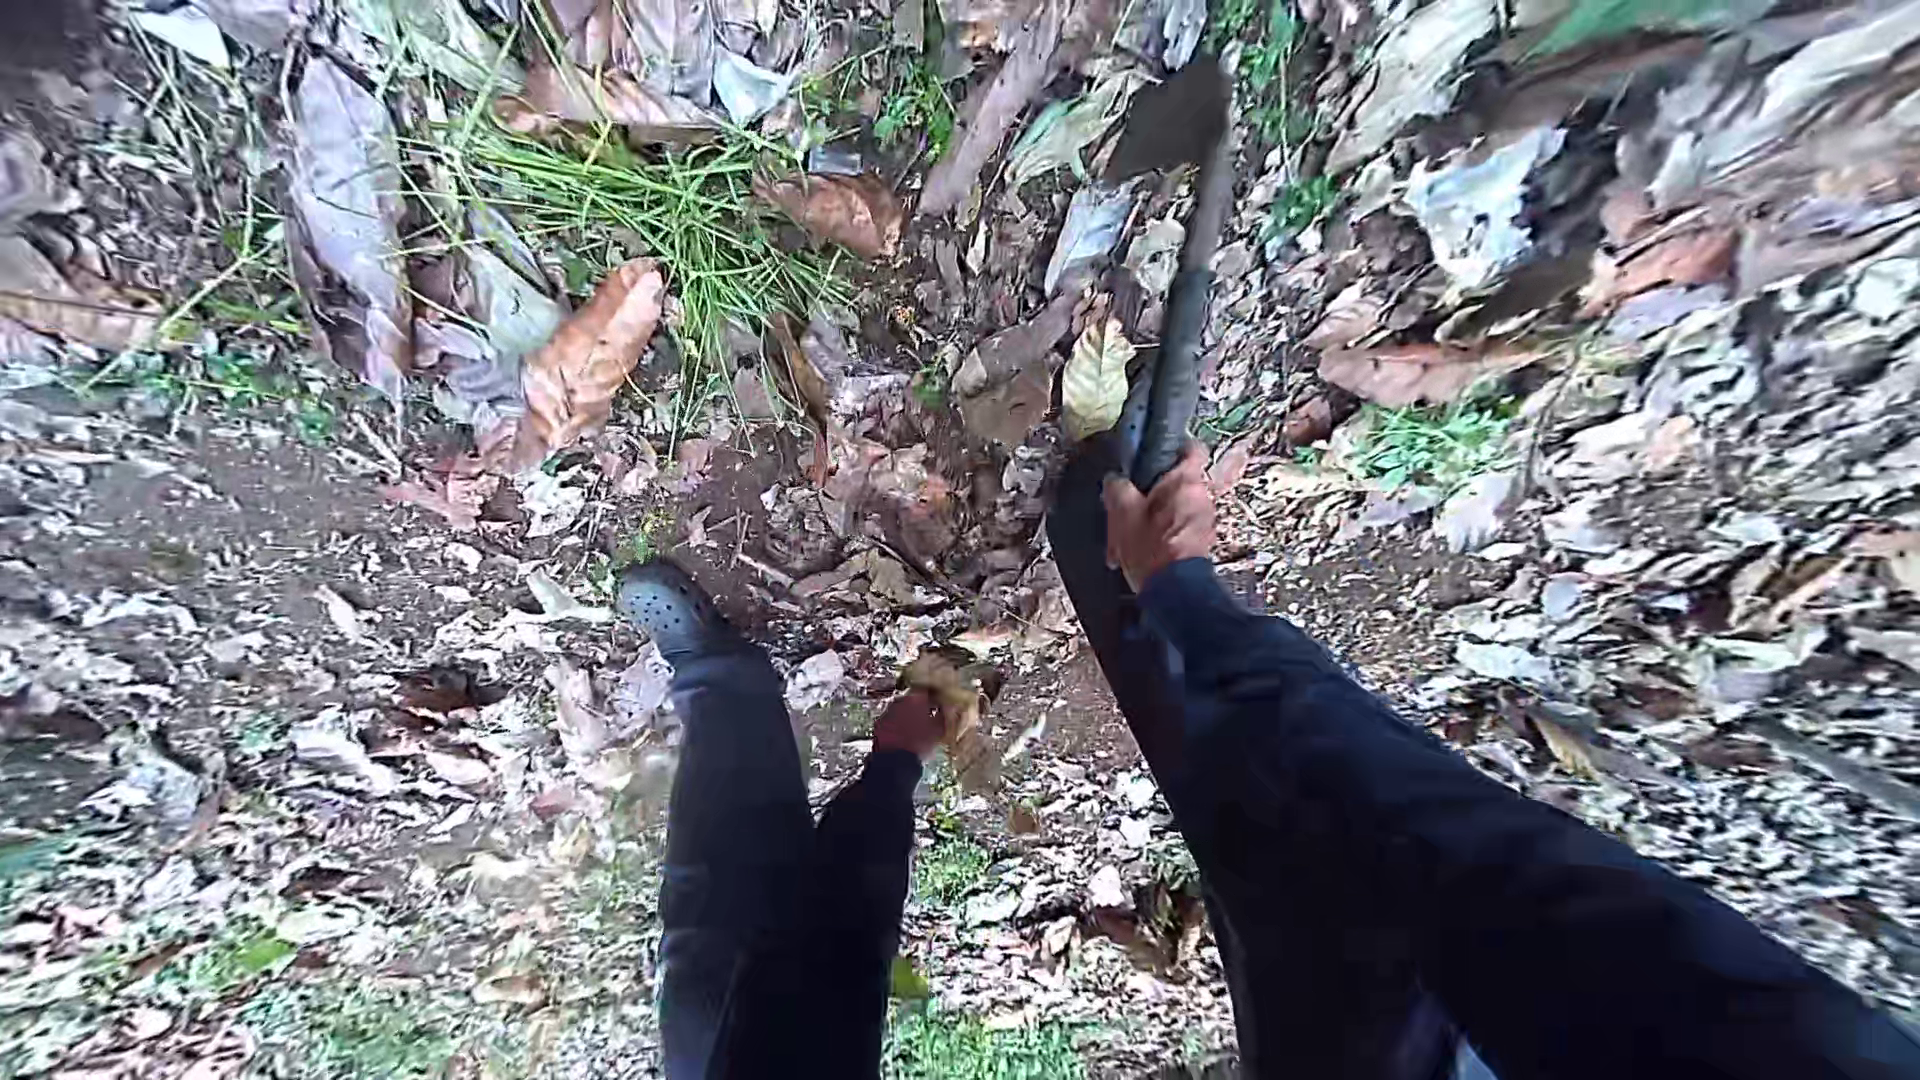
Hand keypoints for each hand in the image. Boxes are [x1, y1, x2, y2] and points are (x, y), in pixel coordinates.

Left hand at [872, 688, 942, 760]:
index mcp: (915, 697)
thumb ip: (942, 715)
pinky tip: (904, 734)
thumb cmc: (919, 744)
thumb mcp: (938, 730)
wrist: (894, 763)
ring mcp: (887, 711)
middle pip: (913, 697)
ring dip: (908, 713)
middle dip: (921, 705)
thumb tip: (945, 710)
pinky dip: (898, 722)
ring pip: (901, 707)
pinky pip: (891, 718)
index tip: (940, 703)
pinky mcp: (878, 723)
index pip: (928, 690)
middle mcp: (899, 699)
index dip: (936, 697)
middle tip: (929, 715)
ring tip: (917, 726)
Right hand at [1102, 442, 1216, 591]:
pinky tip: (1140, 547)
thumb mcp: (1121, 511)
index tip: (1156, 453)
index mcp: (1186, 481)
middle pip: (1178, 482)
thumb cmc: (1151, 549)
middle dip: (1154, 491)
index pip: (1190, 447)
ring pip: (1176, 507)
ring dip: (1155, 515)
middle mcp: (1202, 498)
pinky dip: (1160, 534)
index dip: (1172, 447)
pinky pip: (1178, 529)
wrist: (1171, 591)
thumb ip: (1117, 487)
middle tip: (1131, 499)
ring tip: (1131, 530)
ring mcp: (1204, 521)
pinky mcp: (1200, 543)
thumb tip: (1114, 481)